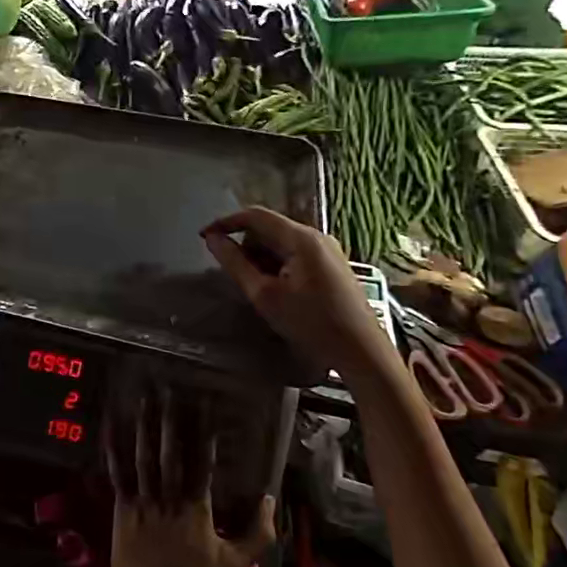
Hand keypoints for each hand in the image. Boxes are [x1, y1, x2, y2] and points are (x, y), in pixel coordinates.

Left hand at [103, 383, 274, 566]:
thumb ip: (257, 534)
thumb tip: (270, 499)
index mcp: (197, 508)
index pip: (203, 462)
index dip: (205, 431)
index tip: (207, 404)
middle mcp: (169, 497)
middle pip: (171, 451)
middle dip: (171, 419)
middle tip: (171, 389)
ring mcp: (142, 500)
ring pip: (144, 456)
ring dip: (144, 425)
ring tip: (144, 398)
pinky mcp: (122, 507)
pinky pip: (118, 472)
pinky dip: (114, 448)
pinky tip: (110, 426)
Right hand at [202, 207, 390, 376]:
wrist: (362, 351)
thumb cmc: (312, 324)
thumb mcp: (265, 296)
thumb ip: (235, 264)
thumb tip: (212, 239)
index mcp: (301, 237)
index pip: (255, 215)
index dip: (226, 222)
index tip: (204, 236)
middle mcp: (317, 235)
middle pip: (269, 228)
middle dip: (247, 247)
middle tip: (240, 280)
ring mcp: (328, 249)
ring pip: (282, 243)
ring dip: (264, 260)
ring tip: (263, 292)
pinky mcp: (333, 264)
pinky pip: (296, 254)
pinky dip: (280, 266)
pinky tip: (281, 293)